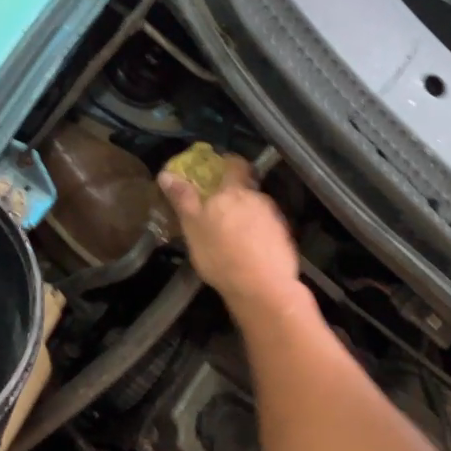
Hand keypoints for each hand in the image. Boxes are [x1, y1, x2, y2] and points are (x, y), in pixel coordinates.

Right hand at [158, 156, 310, 325]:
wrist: (263, 288)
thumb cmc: (220, 254)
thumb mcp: (193, 227)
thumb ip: (182, 199)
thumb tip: (166, 174)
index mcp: (234, 191)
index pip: (235, 164)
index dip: (227, 162)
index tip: (218, 168)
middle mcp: (257, 198)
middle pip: (245, 188)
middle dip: (233, 195)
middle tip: (217, 210)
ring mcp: (274, 218)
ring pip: (256, 209)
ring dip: (245, 216)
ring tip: (231, 236)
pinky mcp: (284, 238)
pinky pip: (266, 228)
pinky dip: (256, 234)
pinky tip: (247, 251)